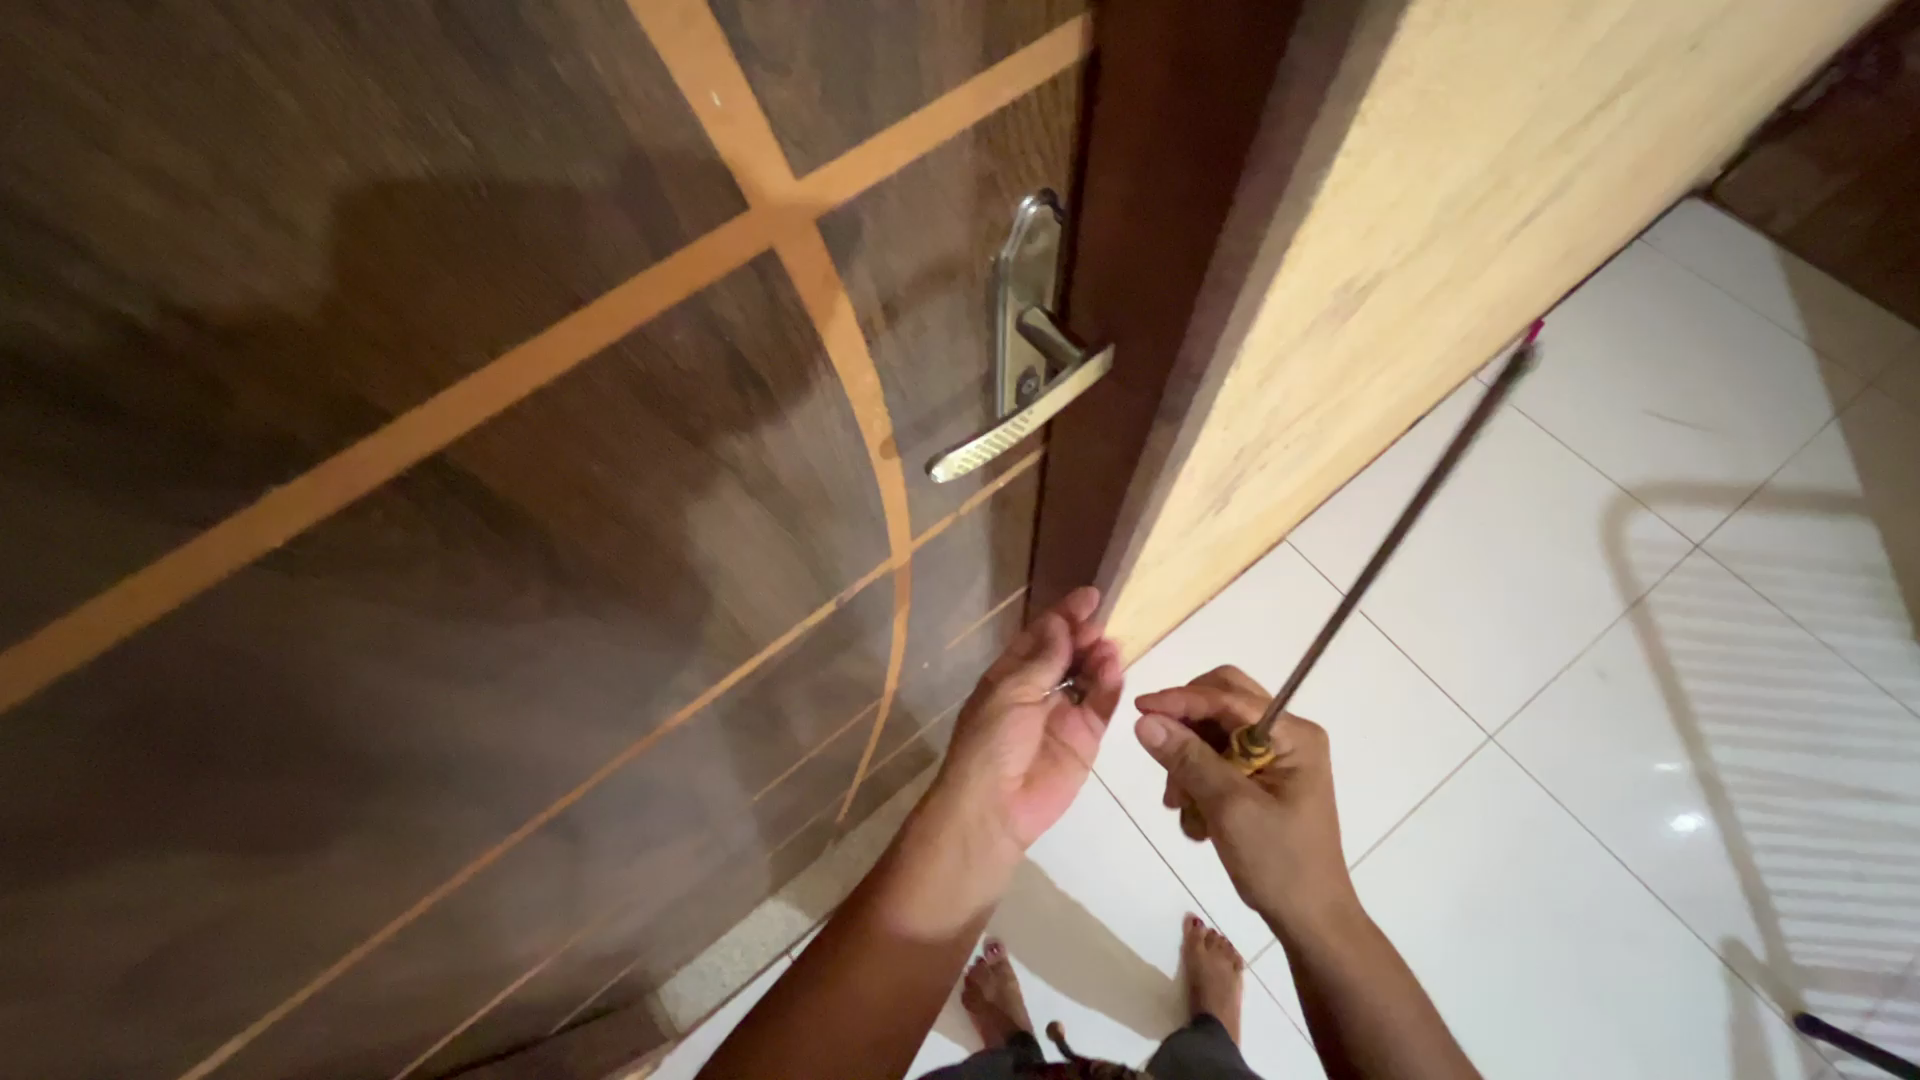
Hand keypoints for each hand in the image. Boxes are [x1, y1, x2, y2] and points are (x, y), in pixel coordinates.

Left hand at [924, 586, 1123, 863]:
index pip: (1040, 638)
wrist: (994, 807)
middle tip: (1100, 624)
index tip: (1089, 596)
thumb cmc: (990, 743)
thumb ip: (1041, 660)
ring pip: (1087, 677)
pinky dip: (1109, 686)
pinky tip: (1115, 669)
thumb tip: (1059, 624)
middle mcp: (1037, 690)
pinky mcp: (1085, 738)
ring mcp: (1063, 714)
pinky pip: (1101, 706)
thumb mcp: (1009, 693)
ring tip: (1109, 646)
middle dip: (1084, 636)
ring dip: (1098, 658)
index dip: (1063, 616)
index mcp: (1009, 676)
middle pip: (1067, 654)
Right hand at [1134, 666, 1357, 932]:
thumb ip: (1188, 759)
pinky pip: (1216, 759)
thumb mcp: (1229, 807)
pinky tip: (1195, 817)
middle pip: (1220, 705)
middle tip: (1161, 755)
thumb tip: (1144, 720)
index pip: (1227, 696)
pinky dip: (1198, 781)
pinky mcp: (1261, 779)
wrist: (1310, 920)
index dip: (1181, 699)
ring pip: (1212, 733)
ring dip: (1188, 762)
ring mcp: (1274, 757)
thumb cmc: (1279, 863)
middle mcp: (1286, 735)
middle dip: (1186, 729)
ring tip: (1179, 804)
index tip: (1139, 709)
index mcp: (1294, 735)